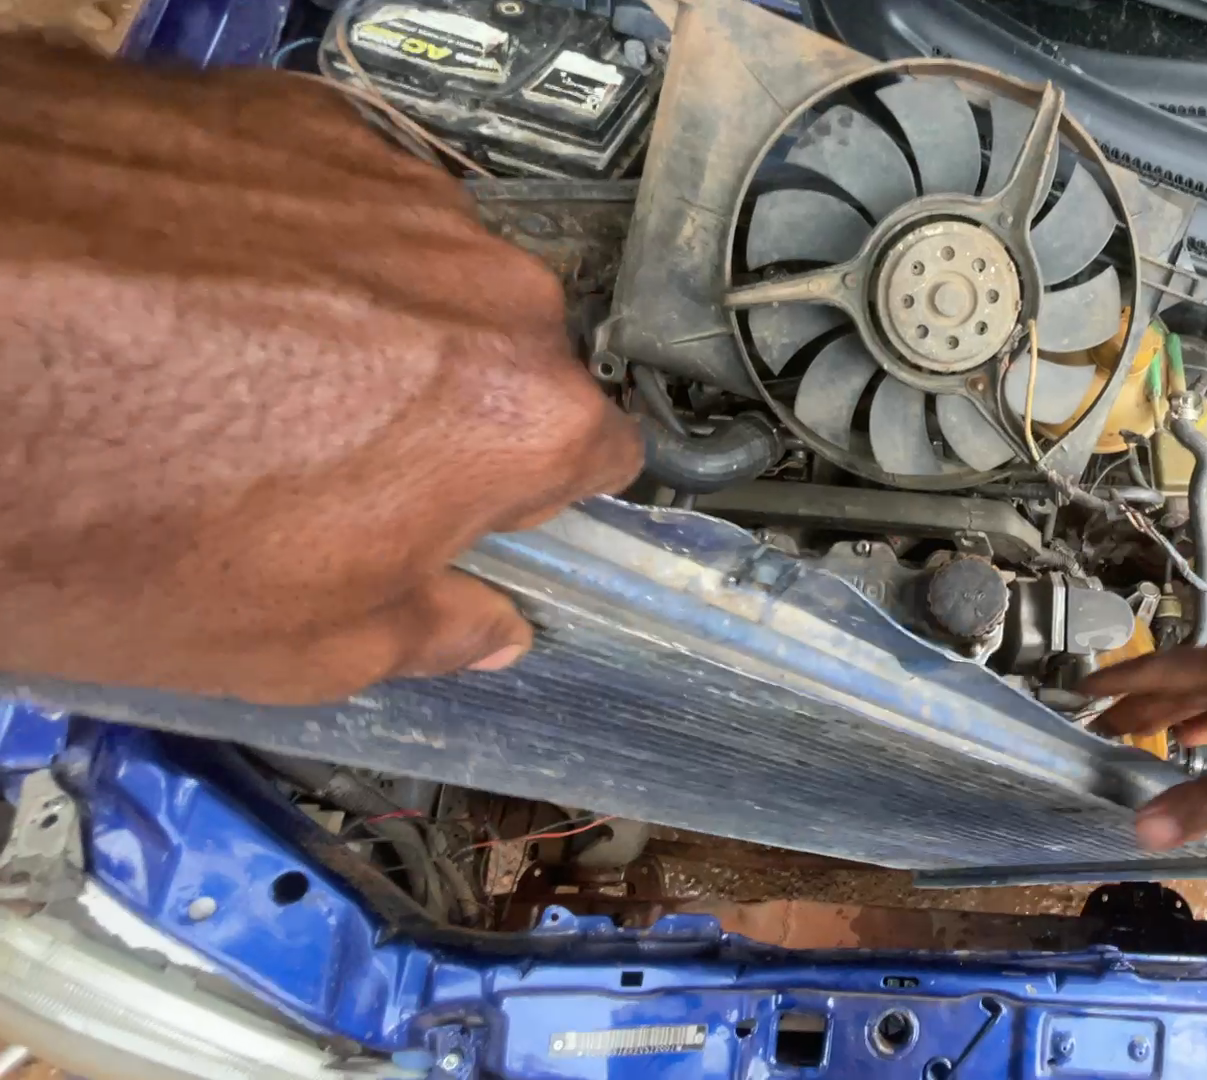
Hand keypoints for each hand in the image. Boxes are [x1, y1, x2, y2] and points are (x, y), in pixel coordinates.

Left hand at [0, 41, 640, 703]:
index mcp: (532, 419)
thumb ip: (440, 634)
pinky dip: (319, 242)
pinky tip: (216, 274)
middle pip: (532, 365)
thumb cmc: (90, 508)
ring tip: (263, 349)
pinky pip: (362, 203)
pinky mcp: (306, 119)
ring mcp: (408, 196)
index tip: (488, 499)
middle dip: (473, 405)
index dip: (550, 487)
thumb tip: (495, 628)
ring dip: (400, 321)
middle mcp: (502, 294)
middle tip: (352, 439)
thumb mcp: (296, 645)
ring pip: (453, 283)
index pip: (613, 454)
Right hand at [1082, 640, 1206, 849]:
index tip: (1083, 688)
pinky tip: (1198, 742)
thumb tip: (1140, 829)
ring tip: (1141, 736)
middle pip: (1185, 681)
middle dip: (1143, 704)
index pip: (1167, 670)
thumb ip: (1204, 805)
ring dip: (1176, 715)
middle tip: (1103, 725)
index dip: (1122, 683)